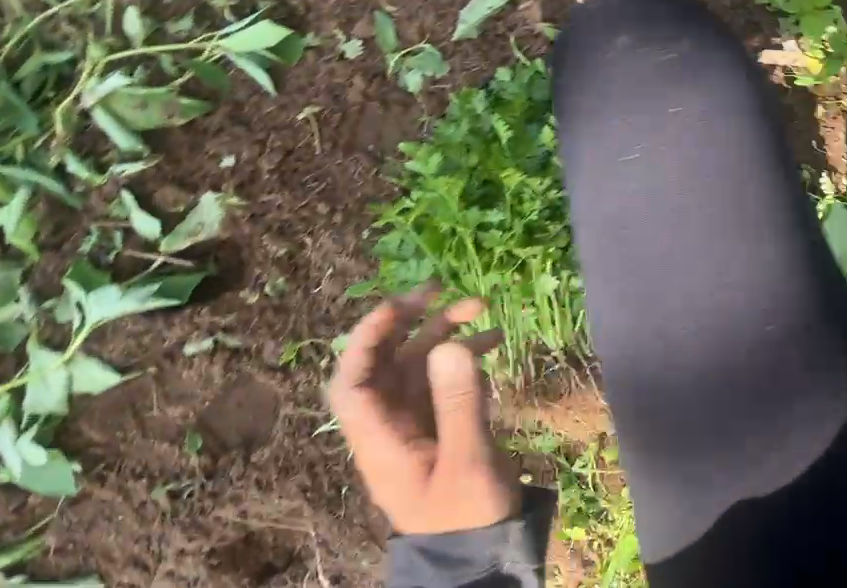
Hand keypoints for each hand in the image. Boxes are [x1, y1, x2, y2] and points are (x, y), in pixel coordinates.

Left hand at [327, 286, 517, 534]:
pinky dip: (466, 356)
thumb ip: (459, 402)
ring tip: (480, 306)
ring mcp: (417, 427)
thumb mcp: (468, 460)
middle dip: (409, 324)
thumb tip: (448, 345)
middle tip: (441, 290)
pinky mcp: (443, 427)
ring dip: (443, 334)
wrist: (481, 556)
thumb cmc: (468, 514)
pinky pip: (446, 381)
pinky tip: (494, 341)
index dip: (366, 339)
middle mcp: (391, 428)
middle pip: (385, 366)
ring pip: (418, 368)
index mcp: (379, 442)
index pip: (352, 382)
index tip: (400, 304)